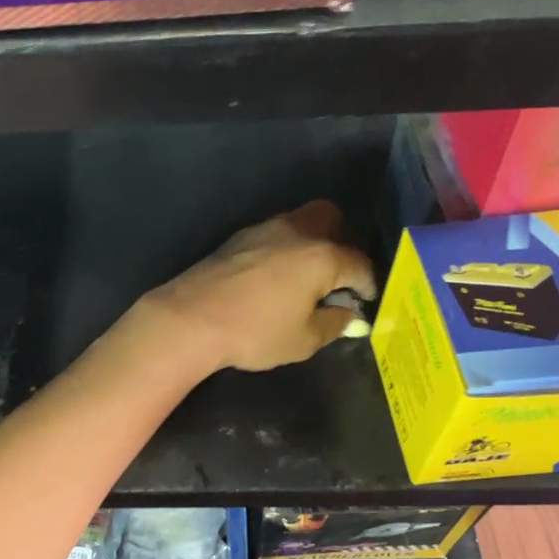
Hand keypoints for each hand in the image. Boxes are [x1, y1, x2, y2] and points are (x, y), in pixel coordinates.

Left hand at [138, 201, 375, 372]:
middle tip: (335, 278)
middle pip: (330, 219)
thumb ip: (334, 324)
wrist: (190, 318)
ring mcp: (263, 230)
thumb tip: (350, 315)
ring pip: (298, 223)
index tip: (365, 301)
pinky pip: (272, 235)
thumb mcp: (304, 340)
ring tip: (303, 280)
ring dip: (308, 244)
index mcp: (321, 256)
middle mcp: (296, 233)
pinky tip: (273, 278)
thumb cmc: (255, 332)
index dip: (367, 284)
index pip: (359, 263)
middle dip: (340, 243)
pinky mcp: (237, 238)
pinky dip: (282, 250)